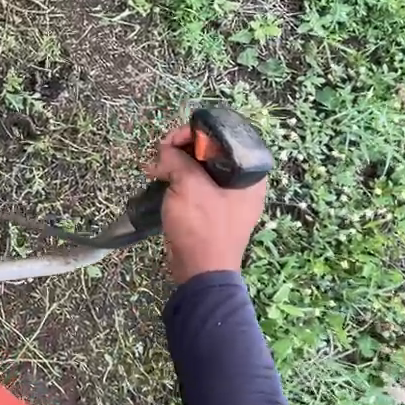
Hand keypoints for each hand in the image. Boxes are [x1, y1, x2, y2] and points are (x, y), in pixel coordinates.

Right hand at [147, 124, 267, 283]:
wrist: (201, 269)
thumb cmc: (202, 225)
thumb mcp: (188, 185)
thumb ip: (176, 159)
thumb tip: (164, 152)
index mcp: (250, 174)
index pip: (223, 138)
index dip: (194, 134)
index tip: (170, 142)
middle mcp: (244, 183)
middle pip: (209, 151)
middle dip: (180, 149)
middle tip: (159, 155)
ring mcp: (228, 197)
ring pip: (199, 167)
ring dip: (175, 163)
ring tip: (154, 169)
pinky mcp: (212, 208)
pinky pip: (195, 183)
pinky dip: (176, 178)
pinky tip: (158, 179)